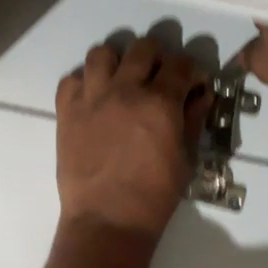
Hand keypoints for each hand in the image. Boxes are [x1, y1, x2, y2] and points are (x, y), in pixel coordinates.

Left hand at [54, 36, 208, 241]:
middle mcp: (124, 90)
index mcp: (159, 102)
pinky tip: (94, 99)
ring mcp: (91, 98)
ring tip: (121, 80)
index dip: (192, 70)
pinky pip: (71, 80)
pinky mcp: (66, 112)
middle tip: (158, 78)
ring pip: (101, 53)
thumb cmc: (154, 195)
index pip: (180, 64)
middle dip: (157, 58)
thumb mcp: (186, 158)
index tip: (192, 83)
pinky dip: (84, 82)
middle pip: (142, 48)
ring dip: (117, 61)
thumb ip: (193, 120)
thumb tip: (200, 95)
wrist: (107, 219)